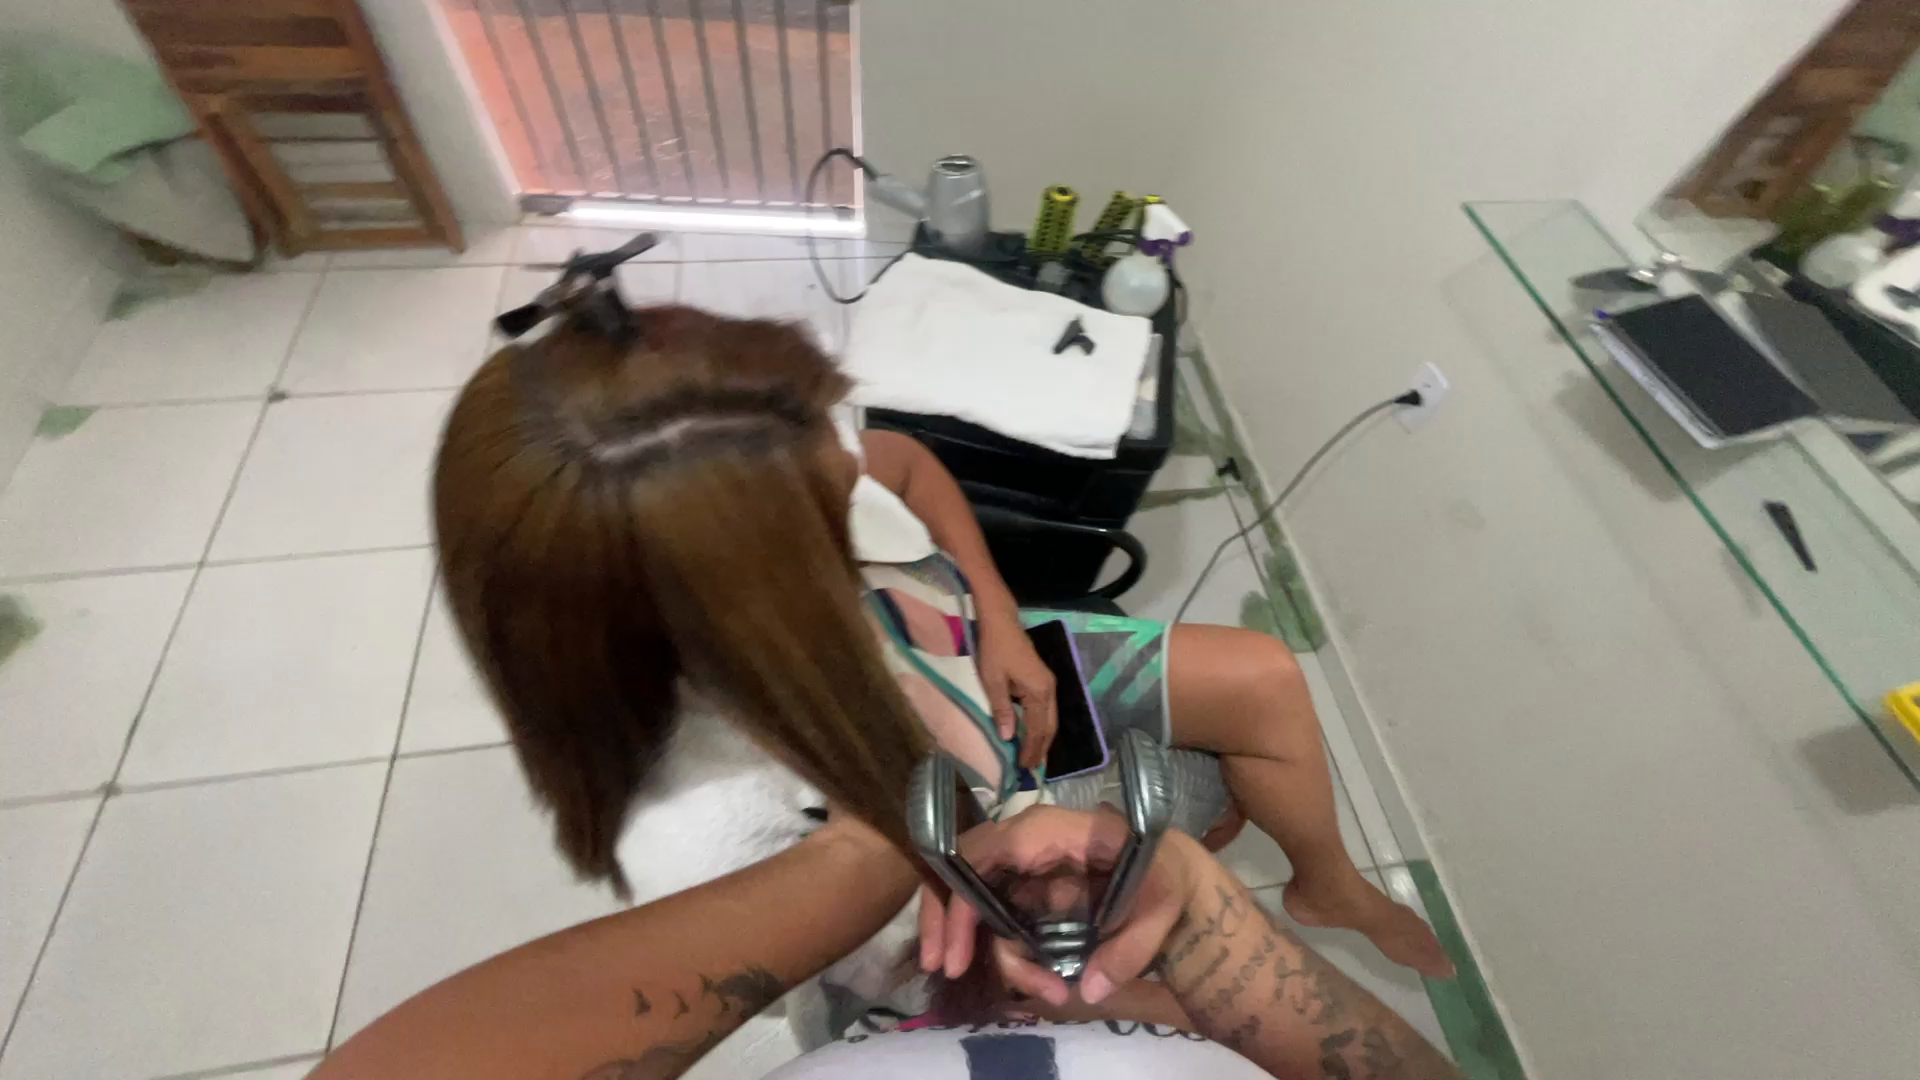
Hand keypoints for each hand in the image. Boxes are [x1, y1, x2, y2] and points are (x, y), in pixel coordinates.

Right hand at [916, 805, 1213, 1005]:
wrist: (1171, 868)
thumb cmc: (1163, 874)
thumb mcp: (1160, 906)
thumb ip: (1127, 948)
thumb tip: (1087, 989)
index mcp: (1051, 831)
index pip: (986, 852)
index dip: (962, 899)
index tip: (955, 954)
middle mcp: (1027, 839)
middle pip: (964, 867)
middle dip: (947, 918)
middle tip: (944, 965)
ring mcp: (1025, 862)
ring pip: (979, 898)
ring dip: (997, 952)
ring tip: (1047, 993)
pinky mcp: (1029, 884)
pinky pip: (1001, 913)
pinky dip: (1010, 951)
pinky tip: (1046, 984)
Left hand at [976, 613, 1056, 768]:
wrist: (1000, 621)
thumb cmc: (994, 649)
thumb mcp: (993, 681)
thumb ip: (1001, 710)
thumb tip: (1007, 738)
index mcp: (1039, 691)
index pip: (1038, 729)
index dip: (1032, 750)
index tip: (1024, 769)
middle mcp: (1050, 689)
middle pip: (1050, 726)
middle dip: (1041, 749)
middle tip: (1031, 769)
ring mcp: (1049, 684)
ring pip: (1051, 718)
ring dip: (1043, 739)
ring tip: (1033, 757)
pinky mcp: (1043, 679)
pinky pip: (1047, 710)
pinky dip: (1041, 725)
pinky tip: (1033, 733)